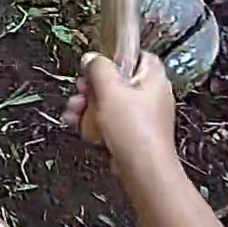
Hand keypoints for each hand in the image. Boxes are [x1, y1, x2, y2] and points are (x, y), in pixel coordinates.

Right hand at [60, 50, 176, 165]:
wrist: (142, 171)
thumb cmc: (135, 131)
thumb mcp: (110, 90)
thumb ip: (98, 68)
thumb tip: (91, 58)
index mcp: (153, 79)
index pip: (138, 56)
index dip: (115, 57)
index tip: (97, 64)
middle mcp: (151, 96)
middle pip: (117, 81)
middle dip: (92, 87)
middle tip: (81, 91)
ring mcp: (142, 117)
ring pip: (109, 103)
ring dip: (88, 105)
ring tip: (74, 111)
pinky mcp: (132, 135)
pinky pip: (109, 122)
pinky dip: (93, 122)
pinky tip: (78, 125)